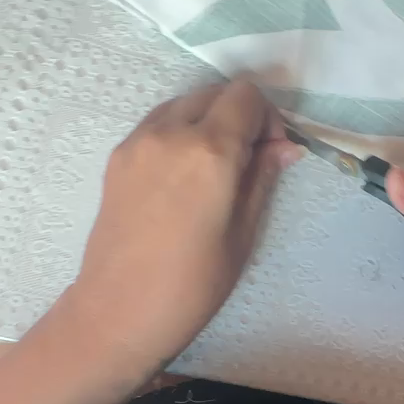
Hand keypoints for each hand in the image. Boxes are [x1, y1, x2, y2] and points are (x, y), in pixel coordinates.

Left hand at [59, 79, 301, 367]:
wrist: (120, 310)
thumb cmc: (193, 285)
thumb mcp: (242, 235)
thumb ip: (262, 179)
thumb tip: (285, 148)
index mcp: (209, 152)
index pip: (246, 98)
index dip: (269, 119)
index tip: (273, 153)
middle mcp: (170, 132)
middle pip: (215, 93)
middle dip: (241, 116)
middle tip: (250, 161)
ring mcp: (138, 141)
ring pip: (185, 103)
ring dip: (209, 120)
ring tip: (217, 169)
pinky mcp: (118, 156)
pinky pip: (158, 123)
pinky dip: (181, 132)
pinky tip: (186, 176)